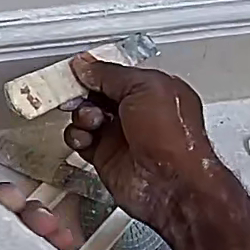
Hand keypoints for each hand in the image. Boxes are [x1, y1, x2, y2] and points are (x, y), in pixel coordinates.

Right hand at [62, 56, 224, 236]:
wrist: (171, 185)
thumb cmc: (174, 139)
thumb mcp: (144, 88)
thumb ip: (110, 74)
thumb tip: (86, 65)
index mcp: (152, 91)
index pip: (115, 74)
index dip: (95, 72)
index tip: (77, 71)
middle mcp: (136, 112)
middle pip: (96, 94)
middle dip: (82, 93)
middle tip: (75, 95)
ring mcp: (120, 135)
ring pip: (85, 117)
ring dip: (81, 116)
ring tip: (91, 122)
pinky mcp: (106, 156)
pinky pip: (80, 140)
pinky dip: (77, 138)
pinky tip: (84, 139)